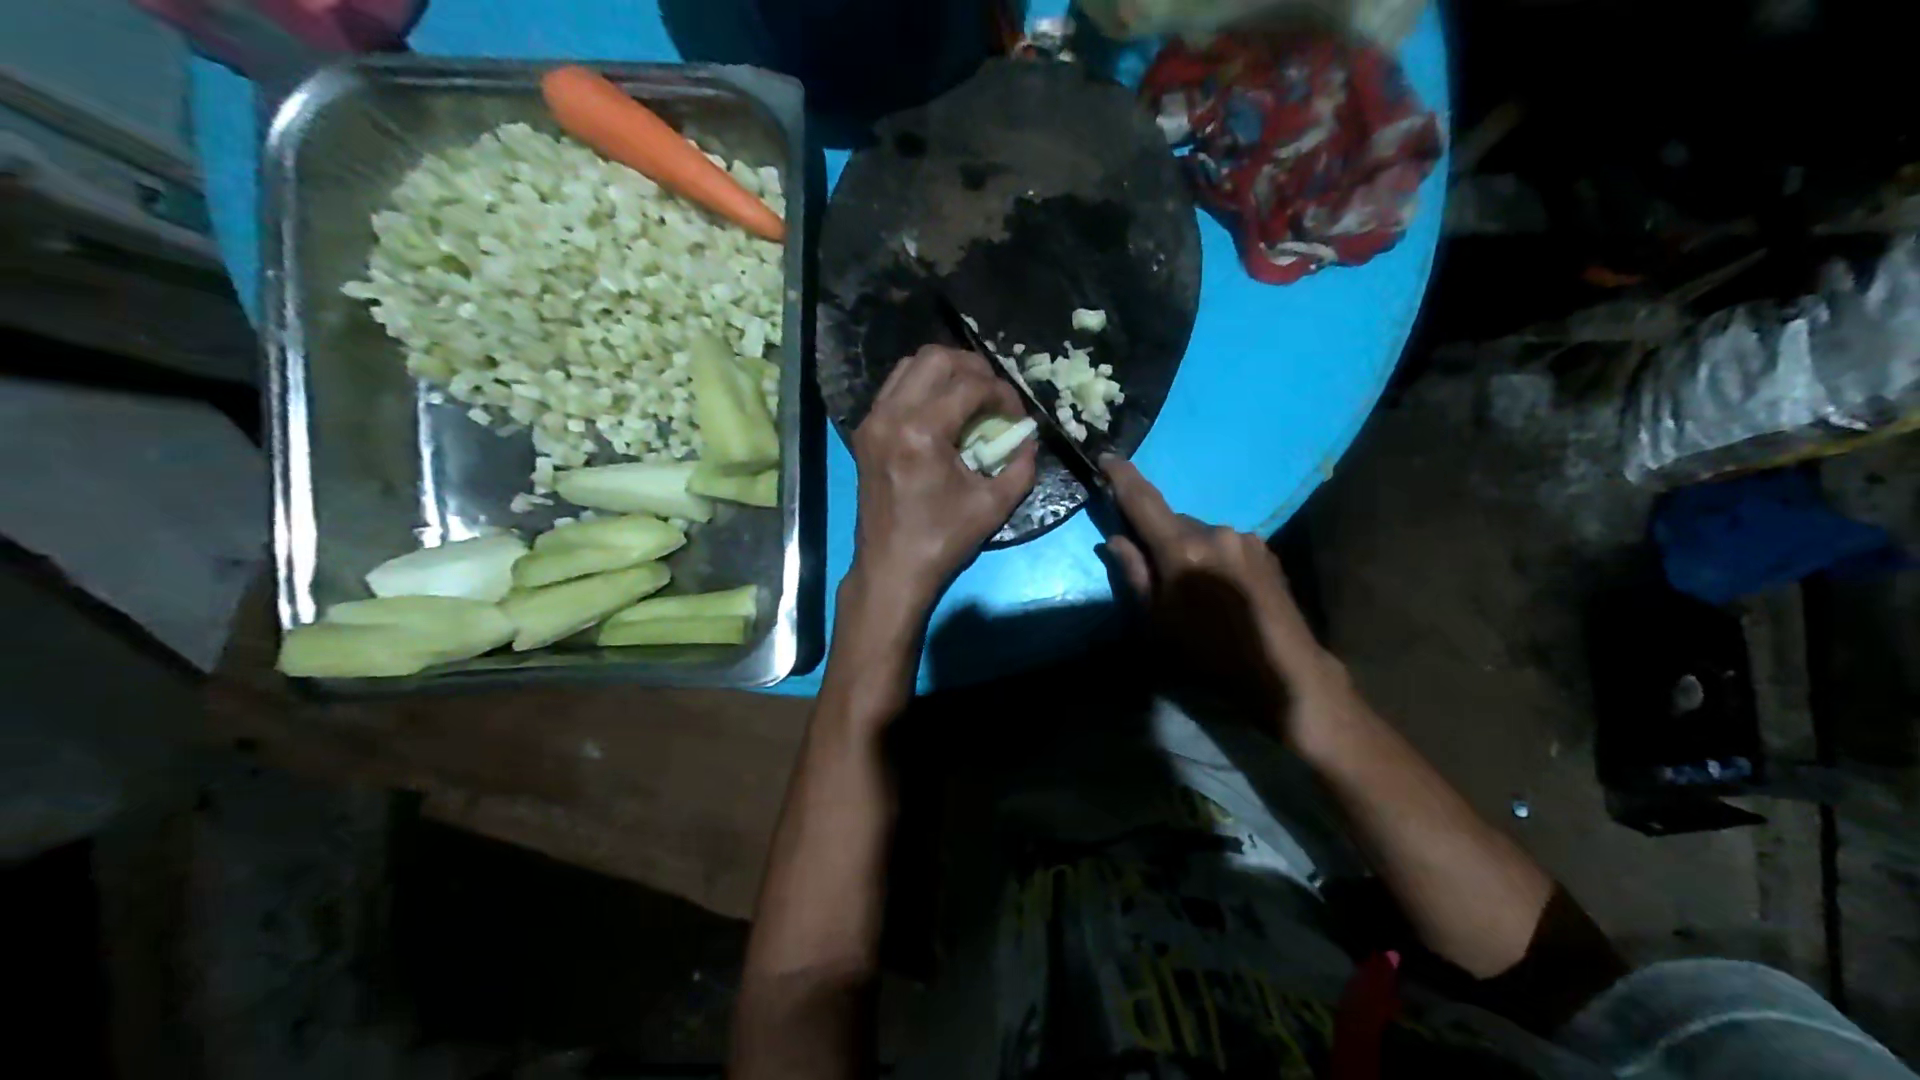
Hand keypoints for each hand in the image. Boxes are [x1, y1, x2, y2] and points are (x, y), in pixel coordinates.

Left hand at [848, 345, 1037, 611]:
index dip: (1002, 392)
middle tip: (994, 394)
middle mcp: (890, 416)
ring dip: (945, 373)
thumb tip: (1029, 437)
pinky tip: (942, 412)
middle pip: (935, 357)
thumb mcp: (994, 504)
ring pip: (910, 366)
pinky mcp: (865, 432)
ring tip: (969, 398)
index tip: (1017, 415)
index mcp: (921, 432)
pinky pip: (894, 388)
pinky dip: (922, 388)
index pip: (970, 384)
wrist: (891, 567)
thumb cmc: (943, 540)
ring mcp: (873, 421)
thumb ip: (1020, 464)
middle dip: (973, 368)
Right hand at [1101, 457, 1348, 737]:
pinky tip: (1219, 588)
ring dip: (1187, 549)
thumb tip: (1115, 539)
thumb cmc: (1209, 653)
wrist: (1284, 670)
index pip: (1144, 502)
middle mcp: (1216, 533)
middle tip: (1152, 570)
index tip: (1106, 458)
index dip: (1122, 477)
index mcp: (1183, 550)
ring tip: (1192, 589)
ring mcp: (1245, 539)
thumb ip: (1135, 574)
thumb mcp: (1157, 623)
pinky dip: (1212, 555)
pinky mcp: (1265, 550)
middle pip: (1173, 521)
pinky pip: (1225, 543)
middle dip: (1157, 536)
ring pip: (1200, 533)